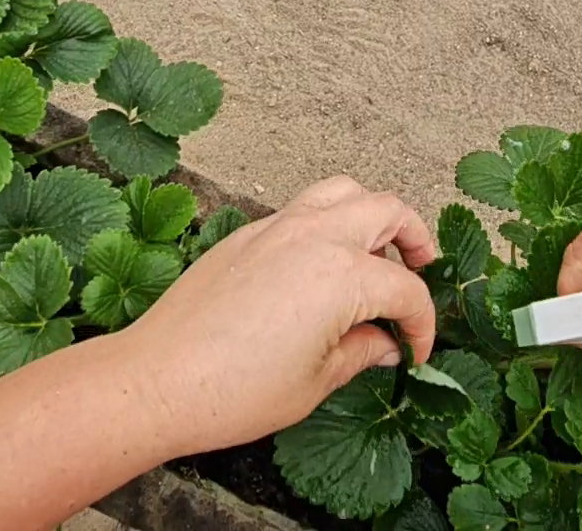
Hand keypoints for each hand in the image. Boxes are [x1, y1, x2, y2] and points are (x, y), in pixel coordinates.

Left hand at [118, 176, 438, 455]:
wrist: (159, 377)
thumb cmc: (236, 390)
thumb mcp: (315, 381)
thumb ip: (361, 351)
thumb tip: (385, 343)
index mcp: (342, 274)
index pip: (406, 289)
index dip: (422, 324)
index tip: (415, 351)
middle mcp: (316, 235)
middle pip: (387, 209)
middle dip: (415, 237)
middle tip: (421, 268)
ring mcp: (280, 225)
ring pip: (344, 191)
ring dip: (371, 213)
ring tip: (376, 249)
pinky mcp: (251, 232)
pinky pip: (304, 207)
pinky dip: (329, 221)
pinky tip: (322, 263)